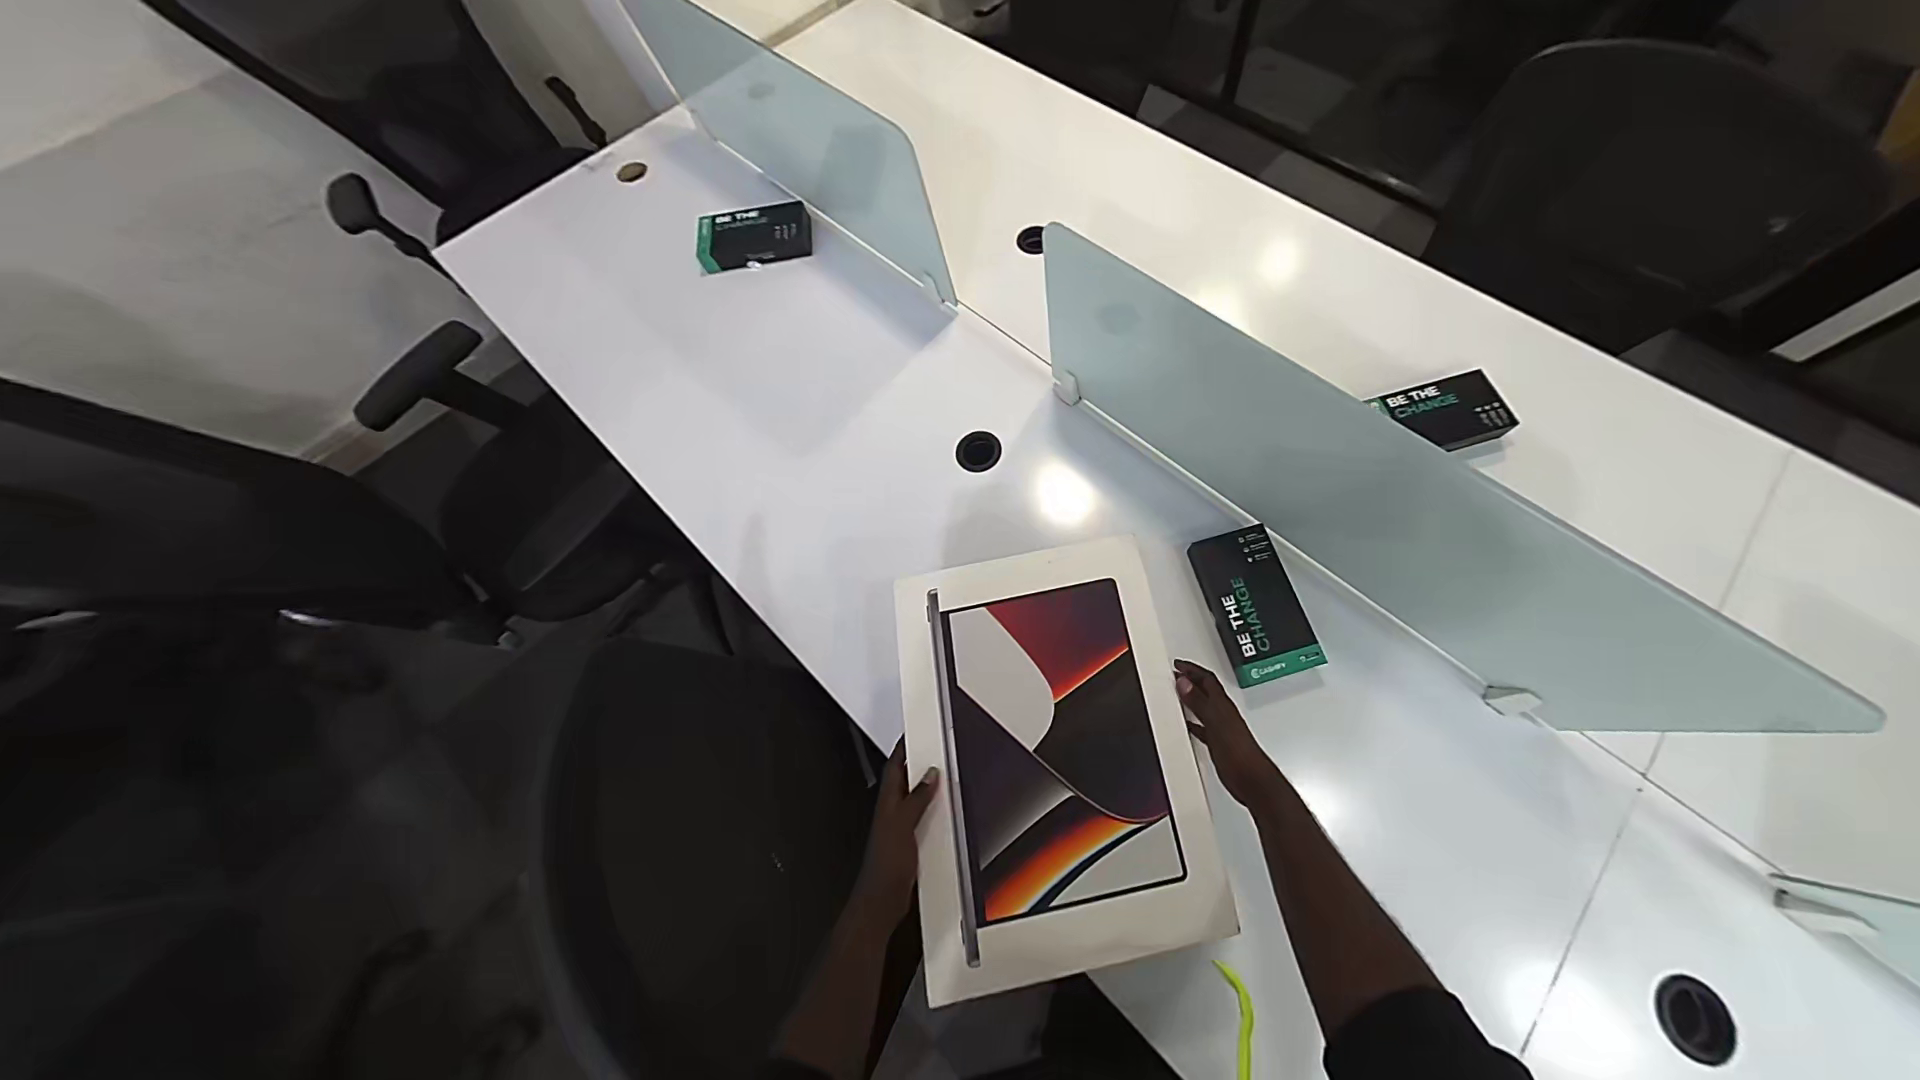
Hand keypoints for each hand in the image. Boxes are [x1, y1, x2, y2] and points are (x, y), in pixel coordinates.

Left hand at [855, 740, 938, 923]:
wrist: (881, 901)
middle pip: (905, 780)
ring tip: (943, 776)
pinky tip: (943, 812)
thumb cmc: (883, 866)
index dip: (903, 748)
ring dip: (926, 788)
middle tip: (932, 749)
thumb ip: (916, 799)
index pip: (895, 766)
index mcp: (887, 802)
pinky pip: (922, 817)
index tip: (914, 732)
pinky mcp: (909, 842)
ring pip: (914, 799)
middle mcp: (892, 812)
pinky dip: (932, 811)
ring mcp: (900, 827)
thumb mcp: (902, 825)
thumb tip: (929, 776)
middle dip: (917, 764)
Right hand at [1175, 659, 1283, 808]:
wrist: (1254, 782)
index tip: (1178, 664)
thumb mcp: (1215, 724)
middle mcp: (1224, 714)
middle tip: (1177, 674)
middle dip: (1191, 680)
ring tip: (1179, 693)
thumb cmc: (1241, 755)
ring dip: (1192, 698)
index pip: (1207, 679)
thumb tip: (1185, 683)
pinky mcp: (1220, 743)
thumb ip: (1199, 703)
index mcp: (1223, 706)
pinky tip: (1189, 724)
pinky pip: (1204, 726)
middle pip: (1207, 690)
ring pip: (1205, 706)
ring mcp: (1223, 729)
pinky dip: (1194, 721)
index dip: (1192, 669)